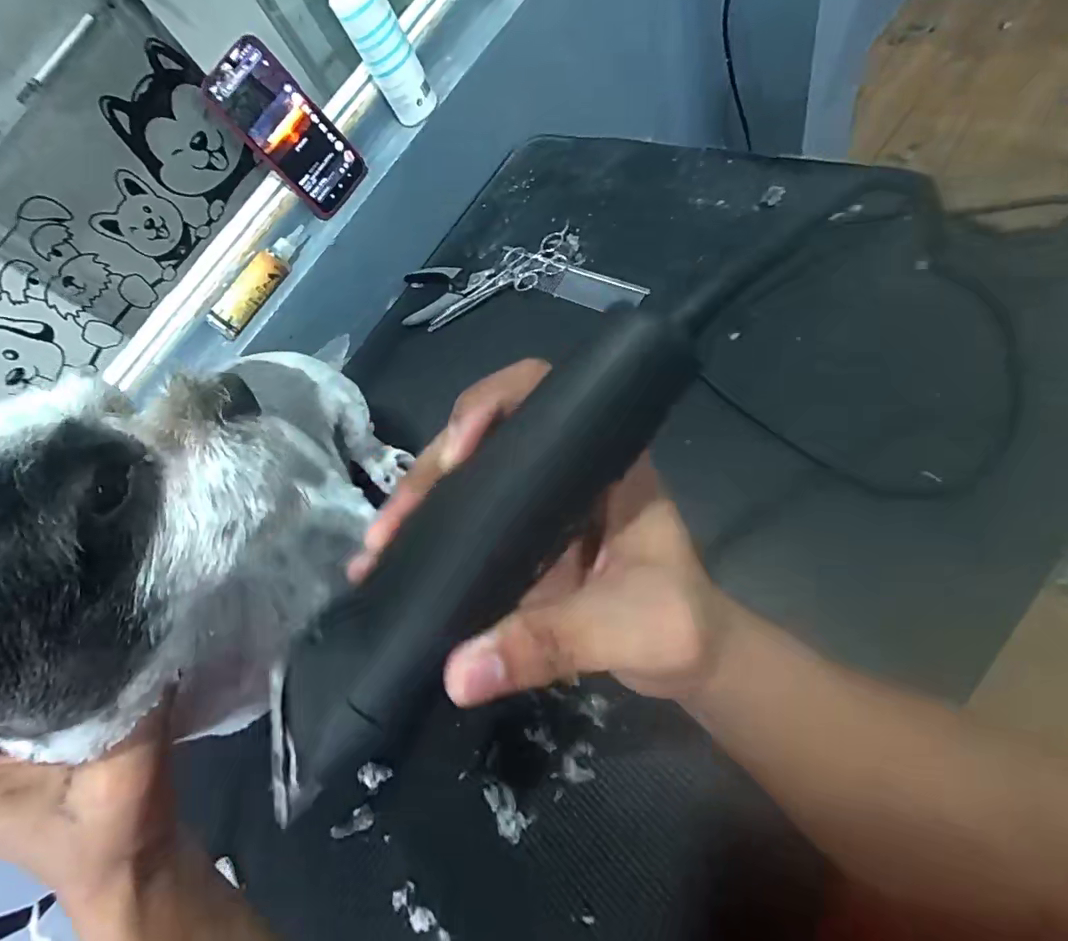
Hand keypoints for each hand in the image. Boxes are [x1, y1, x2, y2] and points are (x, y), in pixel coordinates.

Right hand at [349, 359, 735, 706]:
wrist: (690, 661)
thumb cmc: (678, 627)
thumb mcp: (625, 630)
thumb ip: (551, 643)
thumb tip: (458, 673)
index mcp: (603, 462)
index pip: (544, 395)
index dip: (493, 404)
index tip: (458, 454)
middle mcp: (564, 470)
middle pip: (487, 435)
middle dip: (432, 467)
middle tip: (395, 520)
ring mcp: (538, 505)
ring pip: (467, 477)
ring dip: (418, 503)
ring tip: (376, 548)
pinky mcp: (518, 543)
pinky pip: (464, 525)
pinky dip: (426, 540)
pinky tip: (389, 565)